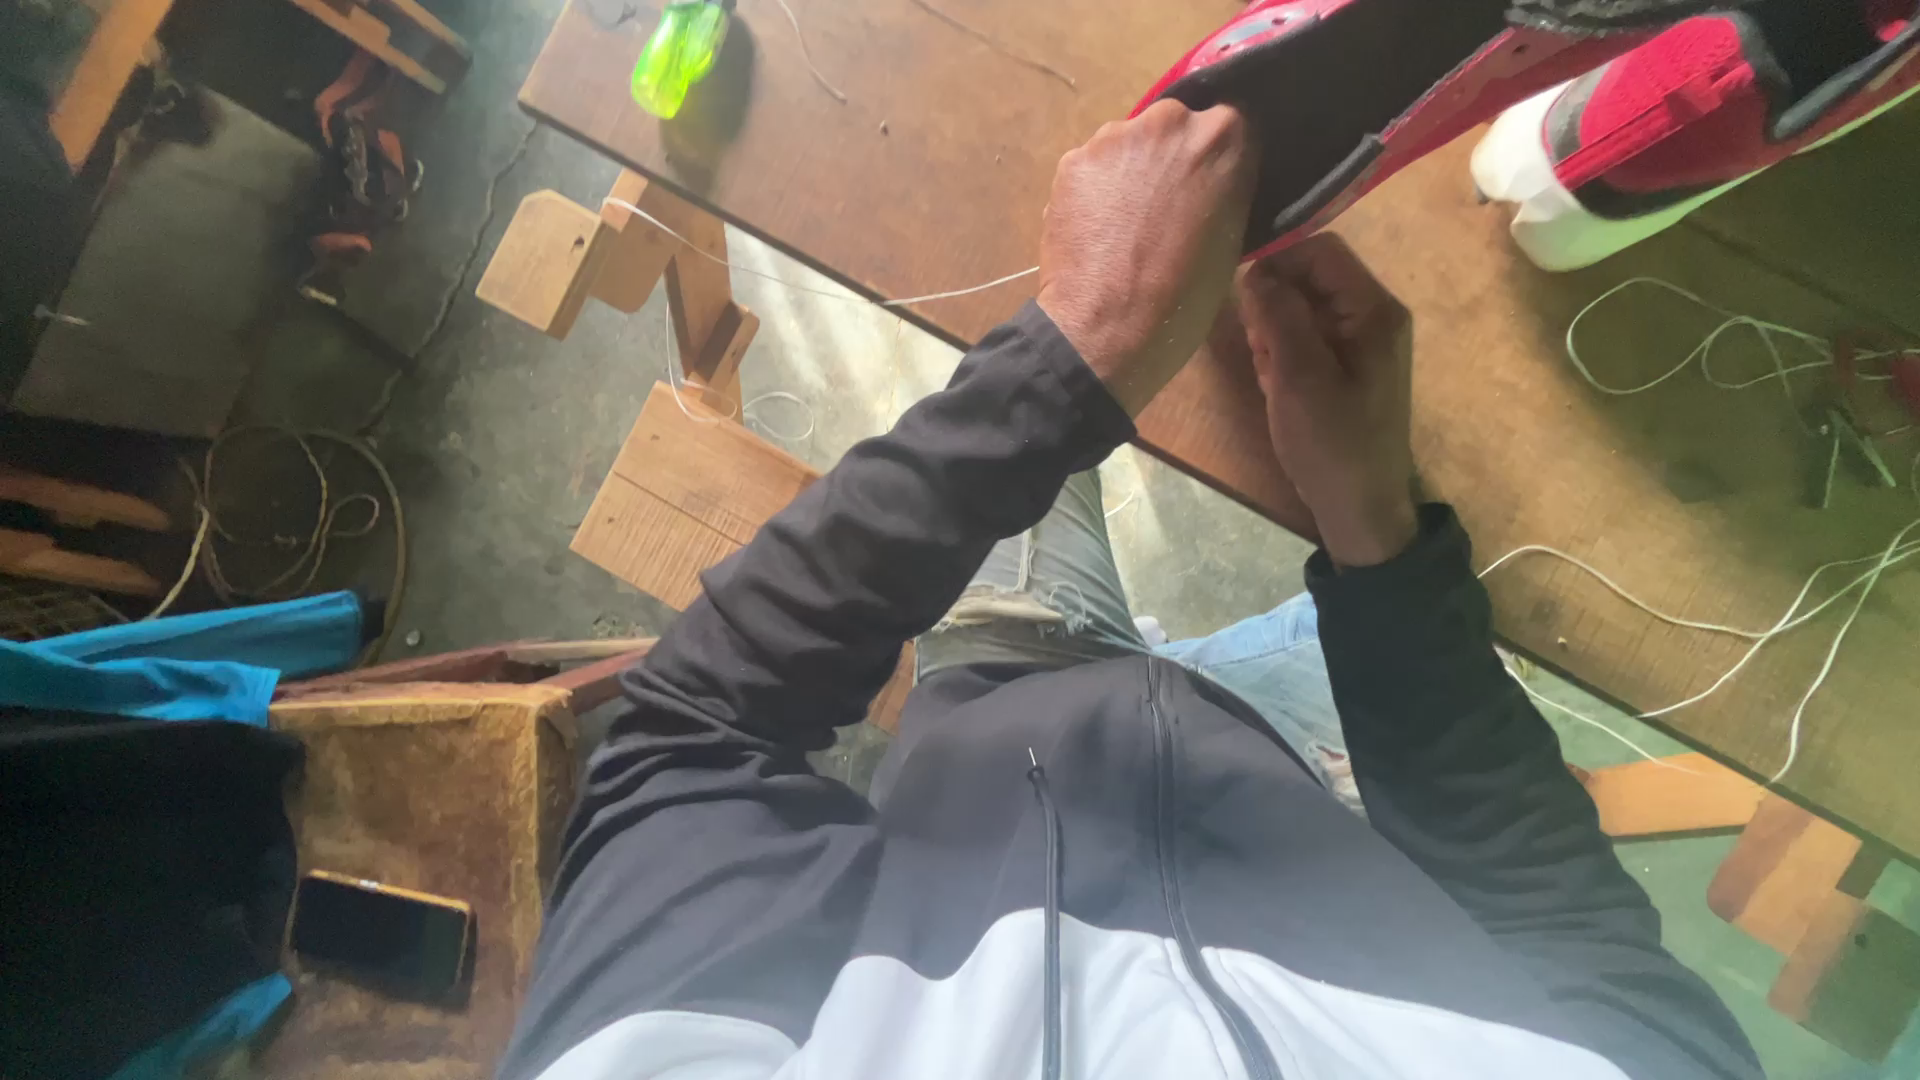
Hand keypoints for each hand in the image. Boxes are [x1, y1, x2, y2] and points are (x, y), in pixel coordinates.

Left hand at [1037, 100, 1256, 415]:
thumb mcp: (1229, 246)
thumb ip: (1224, 198)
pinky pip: (1090, 171)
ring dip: (1127, 176)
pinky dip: (1092, 194)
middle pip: (1172, 130)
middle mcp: (1171, 120)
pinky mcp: (1072, 163)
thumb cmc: (1179, 304)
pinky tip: (1091, 234)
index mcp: (1226, 137)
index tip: (1204, 194)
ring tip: (1119, 230)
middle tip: (1158, 214)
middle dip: (1167, 163)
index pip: (1228, 129)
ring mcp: (1116, 137)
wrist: (1105, 334)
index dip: (1213, 165)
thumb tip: (1208, 193)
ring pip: (1126, 147)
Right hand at [1239, 234, 1416, 567]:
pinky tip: (1274, 384)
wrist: (1358, 504)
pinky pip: (1307, 340)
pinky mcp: (1346, 368)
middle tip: (1254, 344)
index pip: (1321, 251)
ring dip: (1274, 333)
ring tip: (1265, 371)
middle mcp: (1372, 317)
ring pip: (1303, 311)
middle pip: (1312, 279)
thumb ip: (1279, 317)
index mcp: (1373, 310)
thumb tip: (1257, 273)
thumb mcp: (1298, 377)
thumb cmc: (1330, 442)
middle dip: (1273, 304)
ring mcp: (1361, 343)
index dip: (1277, 260)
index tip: (1239, 292)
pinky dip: (1283, 354)